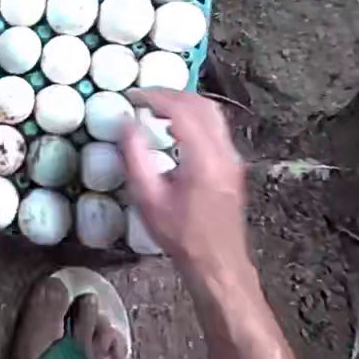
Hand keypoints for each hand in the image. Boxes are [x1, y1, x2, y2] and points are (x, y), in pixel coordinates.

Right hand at [120, 89, 251, 283]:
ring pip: (212, 113)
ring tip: (156, 107)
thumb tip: (126, 124)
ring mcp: (232, 158)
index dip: (156, 97)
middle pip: (202, 105)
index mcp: (205, 158)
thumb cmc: (181, 235)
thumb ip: (135, 157)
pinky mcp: (232, 165)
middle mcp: (224, 152)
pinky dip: (193, 116)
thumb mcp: (148, 198)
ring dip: (184, 103)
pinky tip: (174, 127)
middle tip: (144, 96)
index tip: (133, 96)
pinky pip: (215, 127)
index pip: (182, 111)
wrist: (217, 263)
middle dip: (171, 94)